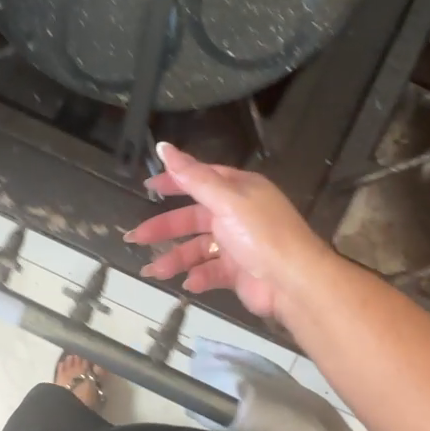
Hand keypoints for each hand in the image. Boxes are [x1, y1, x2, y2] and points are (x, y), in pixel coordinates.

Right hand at [126, 142, 333, 319]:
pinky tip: (188, 283)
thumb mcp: (226, 200)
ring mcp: (238, 245)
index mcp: (239, 190)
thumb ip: (193, 177)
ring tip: (153, 271)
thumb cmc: (261, 234)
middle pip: (193, 217)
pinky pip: (210, 272)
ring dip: (175, 259)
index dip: (173, 182)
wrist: (293, 282)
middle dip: (164, 228)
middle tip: (136, 238)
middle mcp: (238, 214)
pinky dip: (197, 277)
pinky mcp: (238, 272)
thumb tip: (164, 147)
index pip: (201, 179)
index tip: (147, 187)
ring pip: (197, 248)